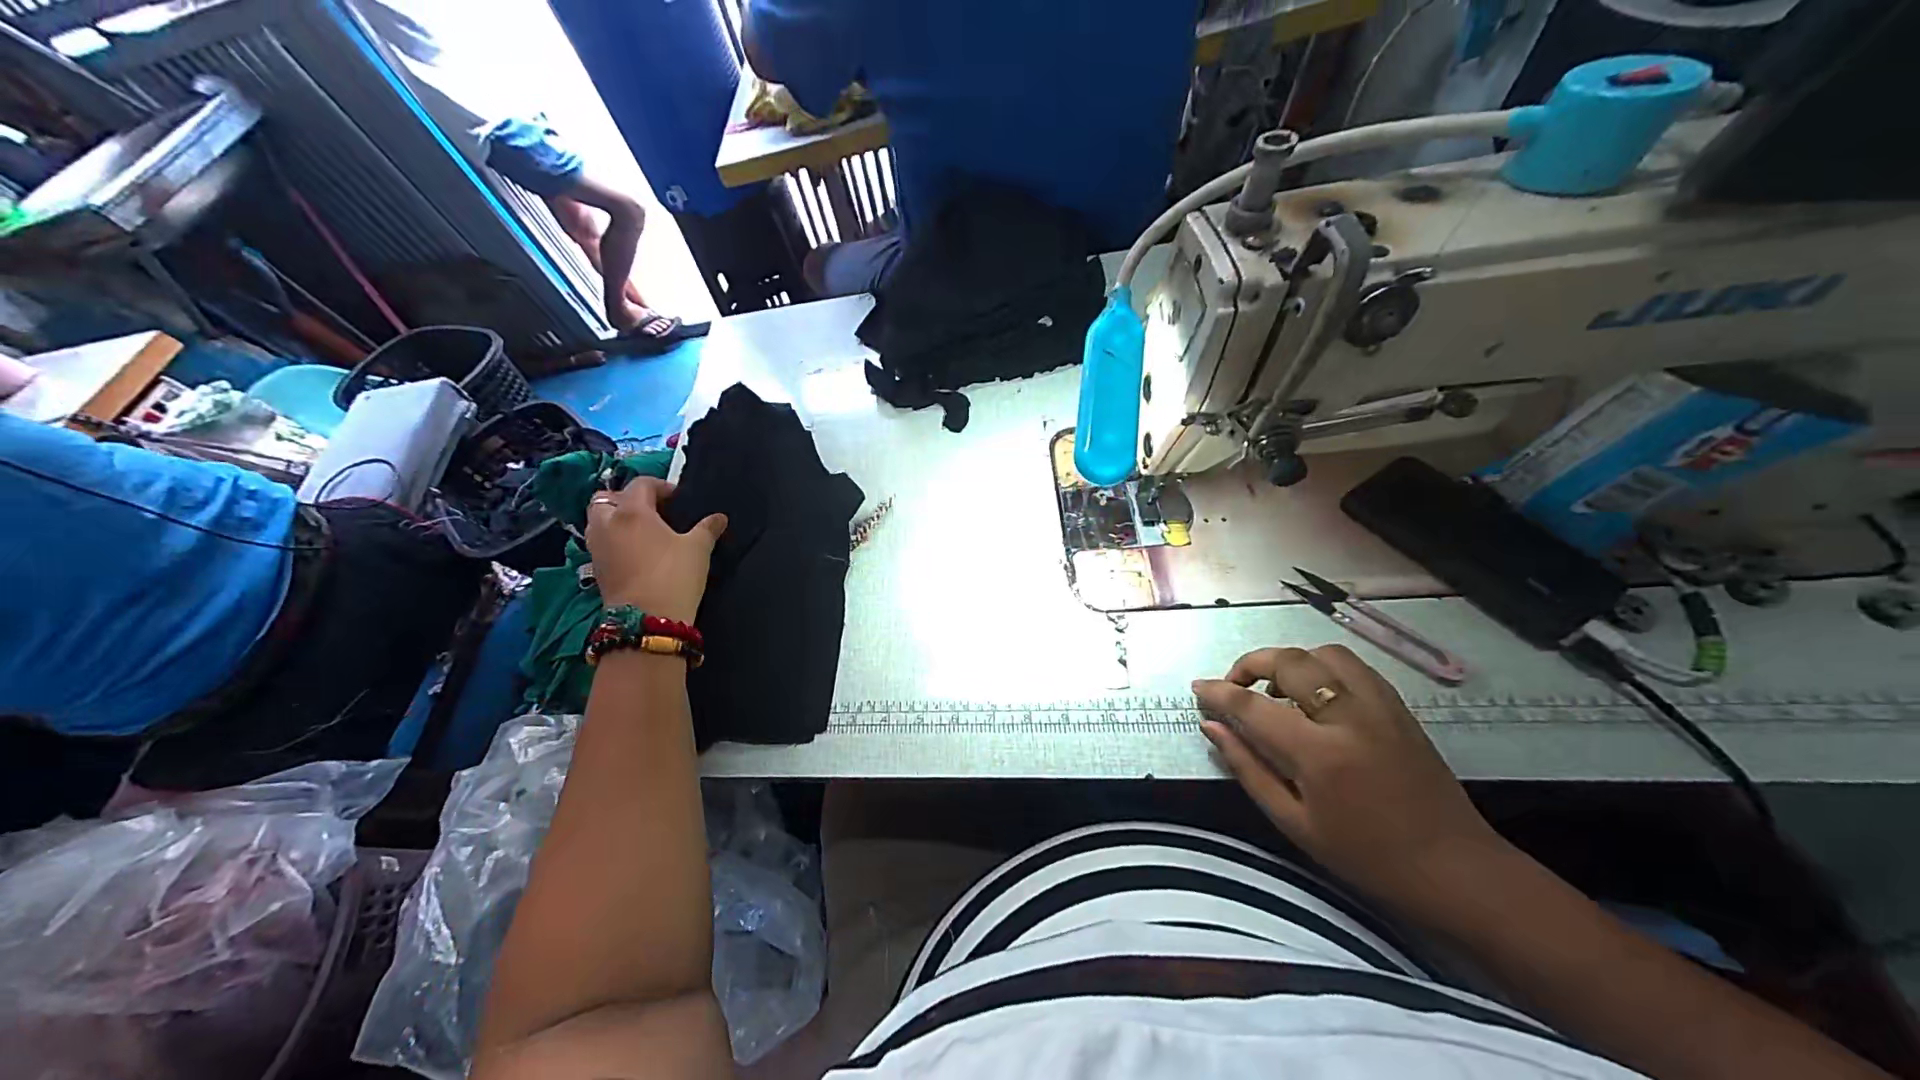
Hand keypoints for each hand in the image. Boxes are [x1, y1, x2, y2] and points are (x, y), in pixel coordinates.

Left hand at [585, 478, 726, 623]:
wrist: (648, 620)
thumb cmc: (674, 575)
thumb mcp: (698, 549)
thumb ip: (707, 528)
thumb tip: (719, 517)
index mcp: (632, 511)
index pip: (641, 484)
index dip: (661, 487)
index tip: (678, 500)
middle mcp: (608, 524)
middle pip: (607, 498)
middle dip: (627, 499)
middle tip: (651, 512)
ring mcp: (597, 547)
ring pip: (598, 521)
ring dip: (615, 519)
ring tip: (641, 532)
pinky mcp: (596, 569)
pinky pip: (600, 543)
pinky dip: (613, 540)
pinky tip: (635, 552)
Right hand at [1193, 645, 1511, 918]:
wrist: (1454, 869)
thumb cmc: (1365, 856)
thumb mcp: (1294, 822)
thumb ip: (1248, 767)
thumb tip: (1211, 726)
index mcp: (1319, 753)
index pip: (1253, 705)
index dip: (1218, 692)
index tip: (1197, 689)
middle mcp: (1349, 717)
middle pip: (1289, 662)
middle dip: (1250, 665)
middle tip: (1233, 687)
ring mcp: (1379, 706)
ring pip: (1323, 654)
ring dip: (1289, 662)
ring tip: (1276, 690)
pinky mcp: (1398, 707)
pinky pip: (1353, 666)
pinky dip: (1322, 667)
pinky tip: (1313, 694)